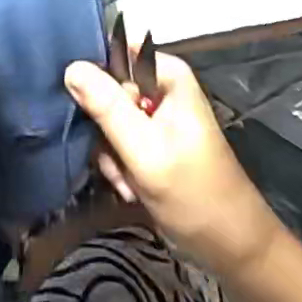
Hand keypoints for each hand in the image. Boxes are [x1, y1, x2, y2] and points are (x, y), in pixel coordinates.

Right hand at [64, 51, 283, 275]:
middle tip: (116, 160)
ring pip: (107, 118)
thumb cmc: (194, 194)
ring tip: (127, 181)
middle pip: (107, 88)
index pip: (113, 54)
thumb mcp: (146, 150)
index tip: (90, 113)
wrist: (230, 247)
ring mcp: (155, 113)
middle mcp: (160, 86)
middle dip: (104, 128)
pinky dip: (119, 165)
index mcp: (166, 73)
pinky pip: (117, 139)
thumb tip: (71, 67)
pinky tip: (130, 188)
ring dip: (110, 153)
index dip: (94, 80)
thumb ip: (107, 107)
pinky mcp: (150, 138)